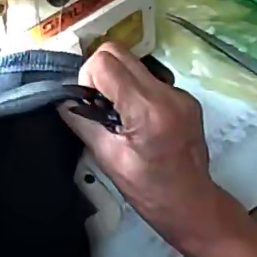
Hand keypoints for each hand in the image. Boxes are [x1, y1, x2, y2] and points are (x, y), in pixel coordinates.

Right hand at [58, 44, 253, 256]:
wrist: (193, 205)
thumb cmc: (149, 190)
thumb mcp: (107, 158)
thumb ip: (81, 122)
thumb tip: (63, 99)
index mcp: (147, 110)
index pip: (105, 62)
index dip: (88, 78)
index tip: (90, 104)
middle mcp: (166, 93)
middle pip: (118, 51)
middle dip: (99, 72)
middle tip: (100, 104)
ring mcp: (179, 92)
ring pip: (133, 61)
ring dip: (117, 78)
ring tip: (119, 113)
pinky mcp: (185, 96)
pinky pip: (149, 76)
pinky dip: (135, 88)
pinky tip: (138, 119)